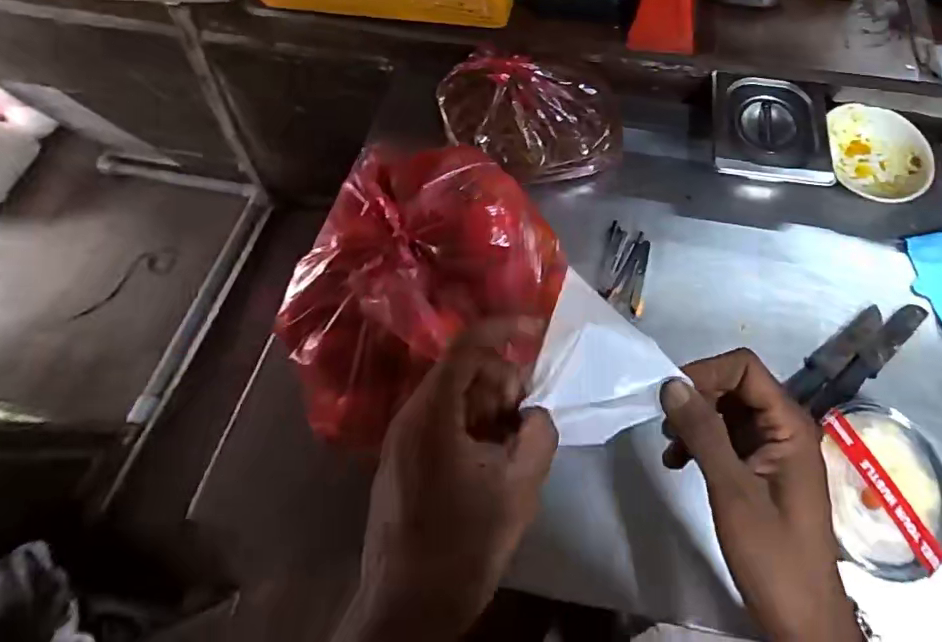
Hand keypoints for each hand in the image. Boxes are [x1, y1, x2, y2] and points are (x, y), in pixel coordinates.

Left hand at [333, 320, 557, 641]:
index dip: (506, 328)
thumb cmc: (463, 545)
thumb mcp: (520, 486)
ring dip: (492, 409)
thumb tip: (534, 413)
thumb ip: (539, 432)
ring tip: (511, 447)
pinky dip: (474, 427)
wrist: (406, 614)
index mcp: (432, 413)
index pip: (469, 345)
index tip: (539, 329)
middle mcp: (410, 416)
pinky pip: (445, 422)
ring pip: (457, 397)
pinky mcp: (403, 461)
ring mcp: (402, 439)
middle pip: (466, 370)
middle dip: (504, 383)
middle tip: (525, 421)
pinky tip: (492, 462)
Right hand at [660, 351, 860, 641]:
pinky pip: (729, 438)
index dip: (706, 372)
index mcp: (789, 423)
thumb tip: (672, 383)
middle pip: (736, 386)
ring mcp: (774, 448)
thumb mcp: (733, 491)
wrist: (803, 622)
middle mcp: (784, 426)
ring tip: (669, 447)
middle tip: (665, 425)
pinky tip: (678, 464)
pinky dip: (703, 443)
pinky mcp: (763, 469)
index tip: (670, 395)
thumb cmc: (773, 555)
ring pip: (729, 411)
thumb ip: (704, 433)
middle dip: (698, 398)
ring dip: (696, 422)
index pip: (745, 368)